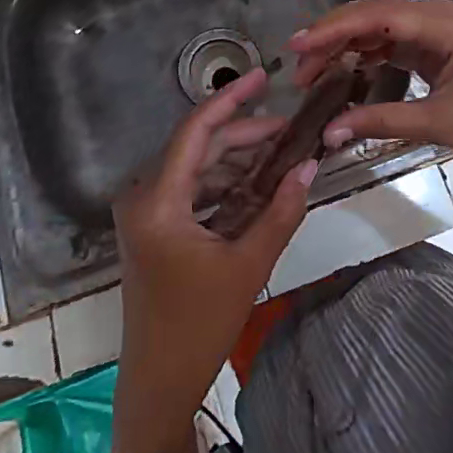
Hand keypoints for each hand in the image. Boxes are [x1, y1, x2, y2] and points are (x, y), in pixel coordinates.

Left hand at [112, 67, 315, 409]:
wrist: (158, 375)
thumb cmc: (199, 325)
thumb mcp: (246, 266)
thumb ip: (280, 213)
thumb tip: (310, 166)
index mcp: (156, 199)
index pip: (195, 131)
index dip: (230, 99)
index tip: (263, 76)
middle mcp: (141, 194)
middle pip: (195, 148)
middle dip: (242, 133)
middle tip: (291, 128)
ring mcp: (142, 210)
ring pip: (192, 168)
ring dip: (233, 159)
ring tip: (281, 152)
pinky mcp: (150, 225)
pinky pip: (186, 190)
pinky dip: (219, 183)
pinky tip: (255, 181)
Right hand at [289, 0, 452, 159]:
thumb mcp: (438, 123)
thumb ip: (380, 122)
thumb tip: (327, 131)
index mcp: (443, 26)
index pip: (375, 17)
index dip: (332, 29)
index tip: (297, 46)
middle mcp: (435, 15)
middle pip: (367, 13)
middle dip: (328, 37)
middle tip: (298, 68)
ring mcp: (431, 25)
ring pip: (371, 23)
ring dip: (339, 44)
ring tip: (311, 73)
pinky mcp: (428, 40)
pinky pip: (383, 37)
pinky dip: (357, 51)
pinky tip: (340, 70)